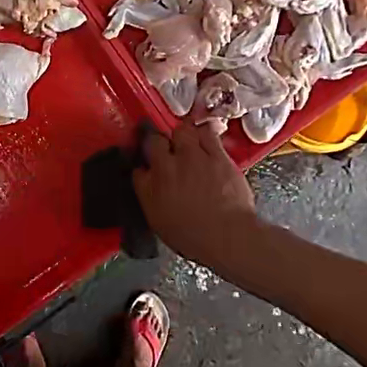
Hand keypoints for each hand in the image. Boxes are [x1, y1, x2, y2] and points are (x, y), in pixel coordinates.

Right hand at [132, 120, 258, 264]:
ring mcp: (194, 157)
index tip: (152, 164)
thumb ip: (148, 193)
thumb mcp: (158, 220)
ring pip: (182, 131)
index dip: (146, 160)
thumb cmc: (192, 235)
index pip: (139, 164)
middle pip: (158, 140)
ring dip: (183, 136)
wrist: (226, 235)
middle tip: (170, 152)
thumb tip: (143, 175)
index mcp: (152, 185)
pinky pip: (207, 133)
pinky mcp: (217, 155)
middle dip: (161, 144)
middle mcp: (169, 166)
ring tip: (189, 145)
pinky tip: (207, 143)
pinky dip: (204, 135)